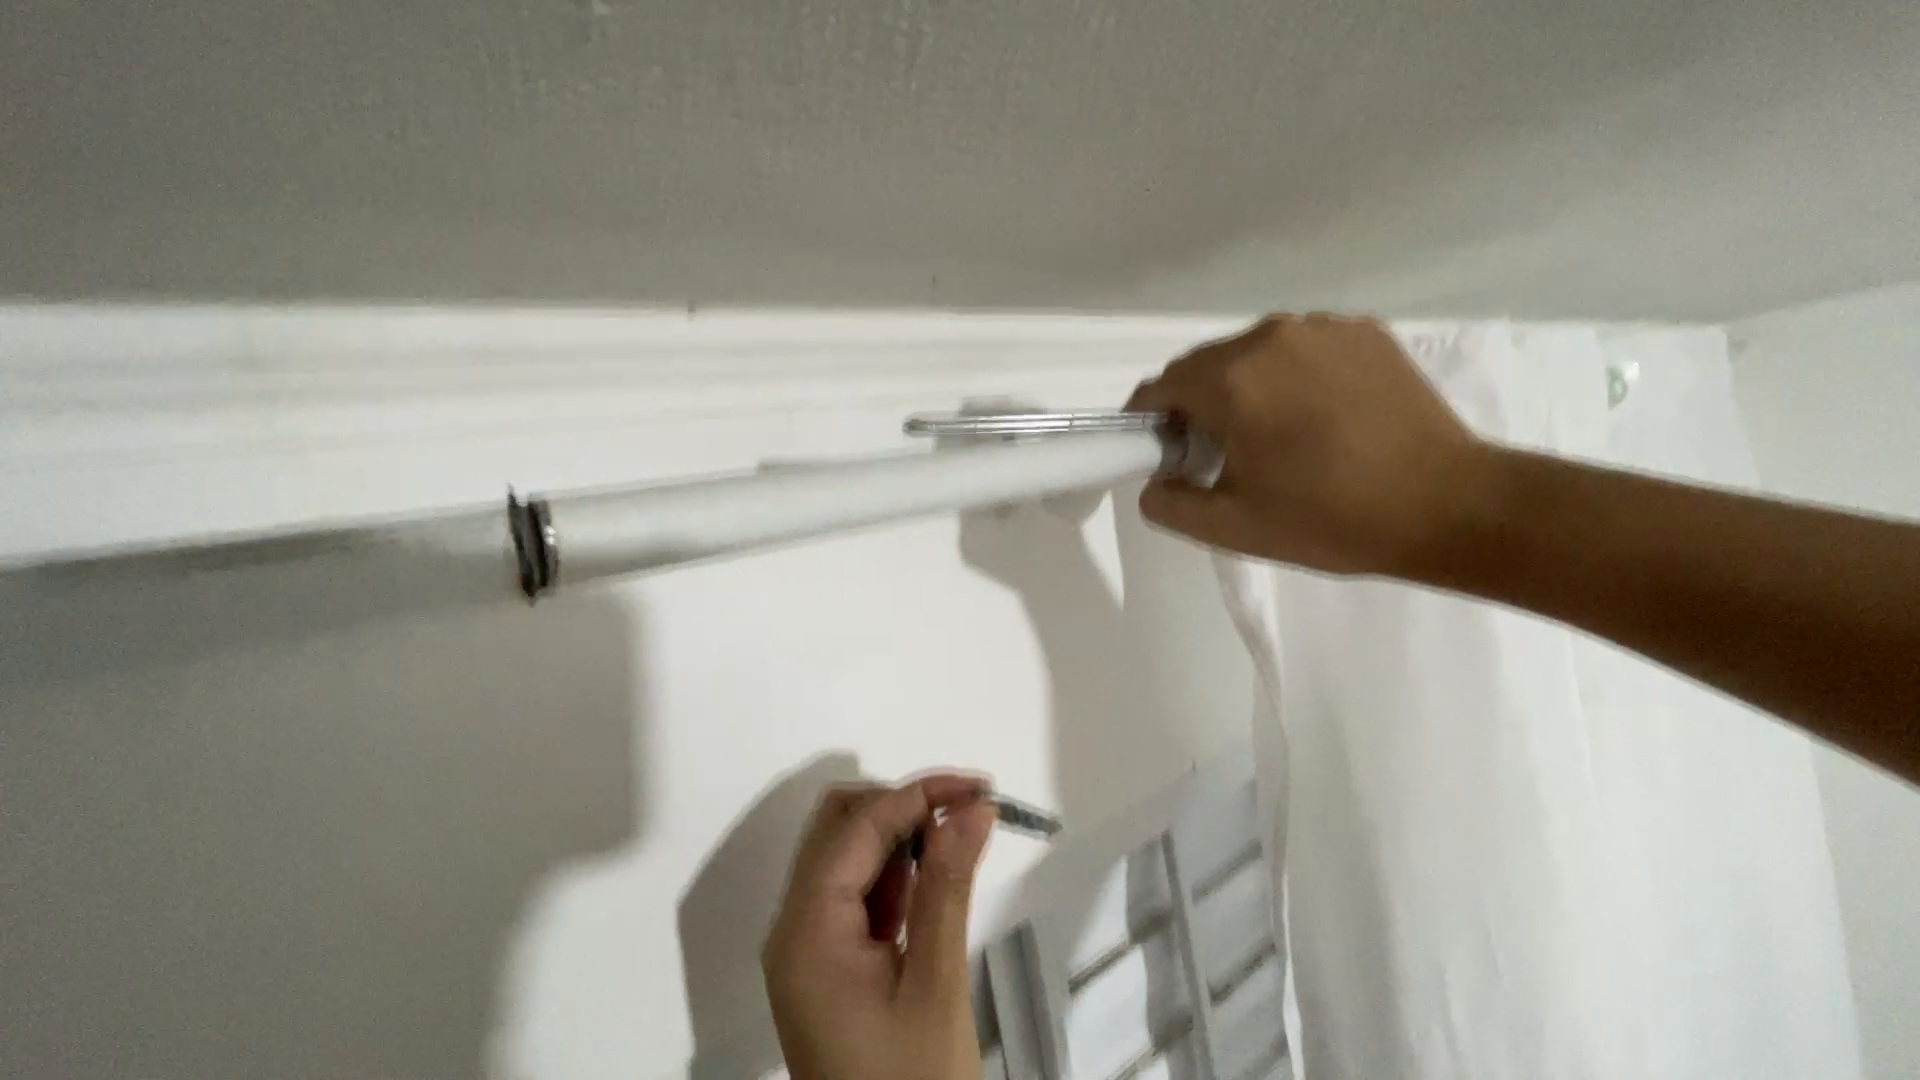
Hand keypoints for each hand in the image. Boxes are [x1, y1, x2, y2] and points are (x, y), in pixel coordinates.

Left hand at [762, 775, 997, 1079]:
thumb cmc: (914, 1079)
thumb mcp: (935, 982)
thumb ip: (949, 885)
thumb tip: (974, 807)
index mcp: (806, 930)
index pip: (856, 828)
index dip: (917, 795)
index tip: (979, 787)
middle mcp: (794, 927)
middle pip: (837, 829)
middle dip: (902, 808)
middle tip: (968, 815)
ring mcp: (806, 945)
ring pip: (845, 856)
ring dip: (899, 838)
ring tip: (958, 848)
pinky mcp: (826, 962)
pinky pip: (852, 893)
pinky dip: (892, 874)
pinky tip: (932, 885)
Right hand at [1127, 313, 1487, 575]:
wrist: (1448, 506)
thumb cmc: (1331, 519)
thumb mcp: (1233, 529)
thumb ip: (1169, 504)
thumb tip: (1154, 482)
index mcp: (1232, 381)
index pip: (1160, 387)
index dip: (1150, 421)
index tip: (1163, 454)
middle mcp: (1271, 337)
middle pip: (1206, 366)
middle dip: (1198, 405)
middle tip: (1220, 454)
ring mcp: (1324, 328)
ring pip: (1255, 353)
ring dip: (1246, 387)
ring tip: (1276, 435)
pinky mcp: (1366, 333)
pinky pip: (1304, 348)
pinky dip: (1294, 376)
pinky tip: (1321, 417)